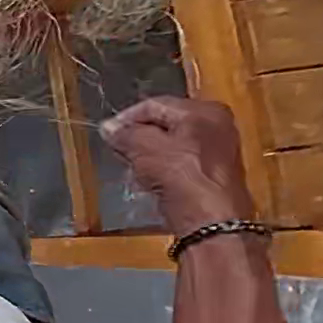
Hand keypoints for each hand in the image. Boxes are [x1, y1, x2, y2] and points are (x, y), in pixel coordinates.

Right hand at [101, 96, 255, 235]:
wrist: (209, 217)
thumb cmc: (179, 174)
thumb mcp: (143, 147)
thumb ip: (125, 134)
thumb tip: (108, 128)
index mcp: (203, 110)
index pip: (154, 105)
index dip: (125, 118)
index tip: (105, 135)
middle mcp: (216, 124)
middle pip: (163, 123)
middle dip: (136, 137)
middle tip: (116, 150)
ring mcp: (217, 149)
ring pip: (169, 143)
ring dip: (145, 154)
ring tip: (130, 167)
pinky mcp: (212, 172)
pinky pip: (178, 162)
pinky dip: (159, 168)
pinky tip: (148, 180)